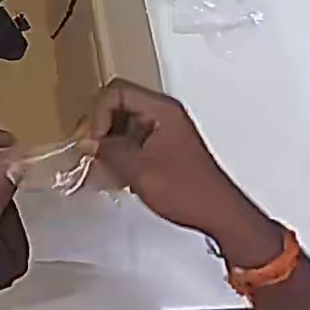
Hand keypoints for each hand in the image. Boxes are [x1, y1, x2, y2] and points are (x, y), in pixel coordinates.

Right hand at [87, 80, 282, 266]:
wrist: (222, 217)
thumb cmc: (188, 192)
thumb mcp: (138, 170)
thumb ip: (108, 150)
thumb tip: (87, 141)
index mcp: (161, 109)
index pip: (116, 92)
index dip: (98, 112)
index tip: (94, 138)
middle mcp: (163, 112)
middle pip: (118, 102)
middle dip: (99, 124)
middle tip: (88, 147)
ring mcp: (164, 127)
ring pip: (122, 120)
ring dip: (107, 138)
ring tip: (99, 161)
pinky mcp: (163, 143)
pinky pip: (132, 135)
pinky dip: (119, 148)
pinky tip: (113, 169)